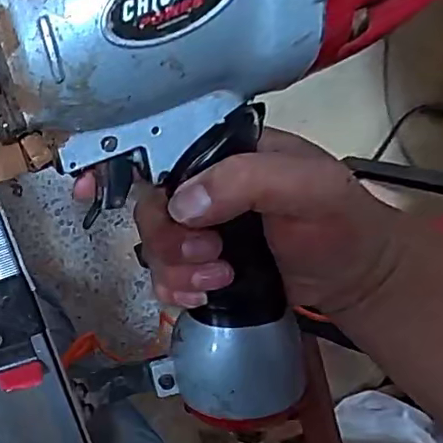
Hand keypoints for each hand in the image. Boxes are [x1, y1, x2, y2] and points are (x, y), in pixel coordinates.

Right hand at [75, 129, 406, 314]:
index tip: (87, 188)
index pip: (160, 146)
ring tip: (219, 280)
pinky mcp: (201, 265)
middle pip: (148, 207)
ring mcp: (200, 229)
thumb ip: (246, 181)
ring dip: (177, 270)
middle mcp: (204, 187)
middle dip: (169, 240)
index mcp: (223, 153)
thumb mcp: (306, 186)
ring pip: (152, 247)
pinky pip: (164, 277)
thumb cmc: (340, 222)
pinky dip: (176, 290)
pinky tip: (202, 295)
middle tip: (211, 256)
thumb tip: (182, 205)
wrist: (355, 279)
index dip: (117, 163)